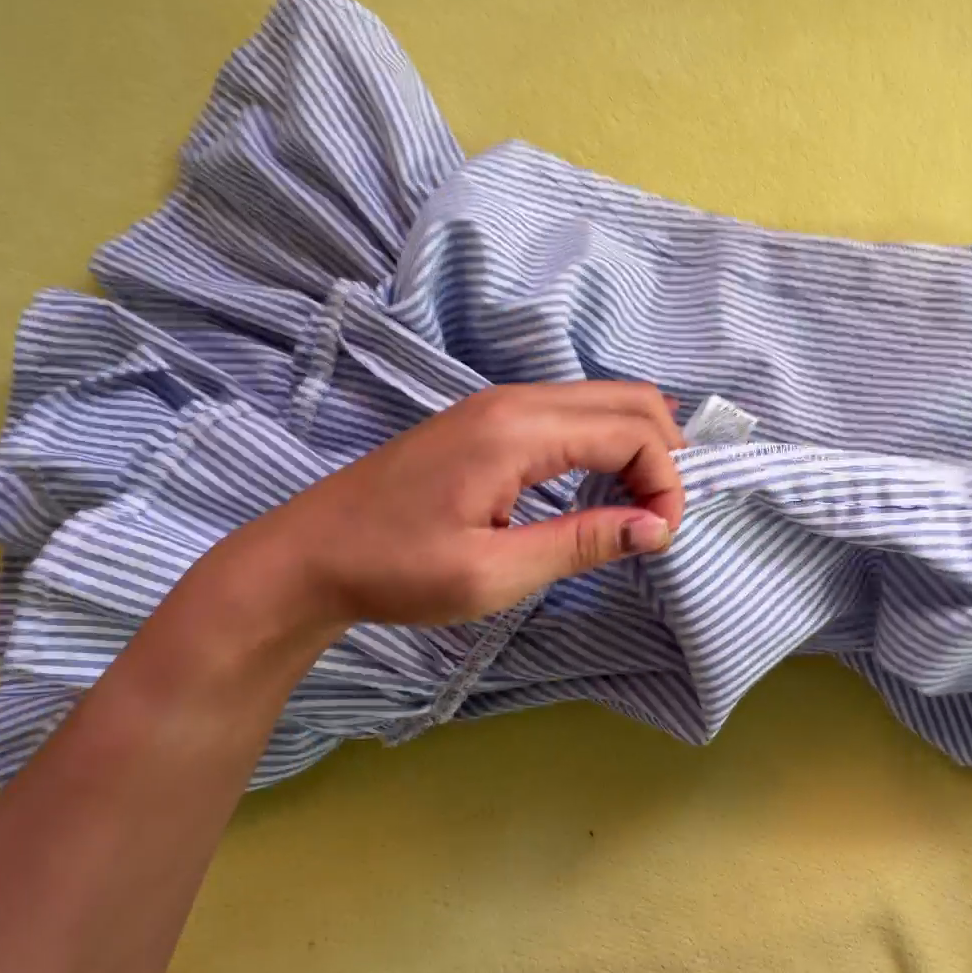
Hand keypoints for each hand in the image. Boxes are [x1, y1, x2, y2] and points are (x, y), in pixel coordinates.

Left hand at [227, 380, 685, 631]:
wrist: (305, 556)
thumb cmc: (395, 571)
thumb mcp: (494, 573)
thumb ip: (583, 544)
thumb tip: (659, 528)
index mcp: (518, 431)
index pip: (633, 433)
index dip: (666, 483)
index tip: (662, 538)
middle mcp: (517, 400)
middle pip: (631, 399)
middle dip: (666, 455)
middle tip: (662, 517)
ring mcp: (501, 403)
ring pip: (607, 400)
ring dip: (641, 447)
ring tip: (640, 507)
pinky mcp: (491, 418)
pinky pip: (576, 412)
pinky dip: (610, 444)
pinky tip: (605, 486)